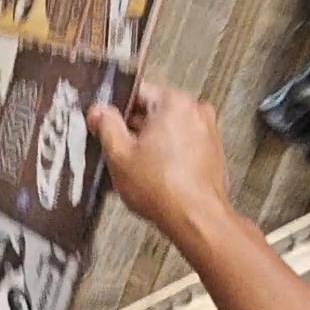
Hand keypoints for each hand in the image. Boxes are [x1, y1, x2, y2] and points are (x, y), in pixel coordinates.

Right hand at [88, 83, 233, 244]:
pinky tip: (151, 175)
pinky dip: (165, 155)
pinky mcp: (211, 152)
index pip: (136, 91)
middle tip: (113, 150)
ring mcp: (206, 131)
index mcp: (173, 102)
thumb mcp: (119, 155)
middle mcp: (194, 110)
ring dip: (148, 144)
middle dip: (131, 129)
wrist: (196, 218)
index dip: (114, 108)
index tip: (102, 124)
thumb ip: (106, 126)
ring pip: (166, 129)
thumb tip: (98, 110)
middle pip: (153, 111)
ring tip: (131, 167)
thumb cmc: (159, 187)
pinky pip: (181, 145)